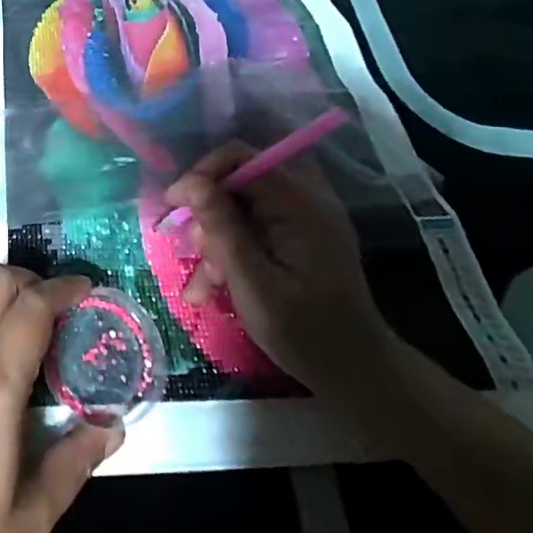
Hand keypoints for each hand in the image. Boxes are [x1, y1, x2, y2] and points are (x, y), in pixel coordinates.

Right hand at [164, 143, 397, 402]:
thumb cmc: (305, 332)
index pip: (239, 158)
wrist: (358, 374)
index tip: (175, 207)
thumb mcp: (252, 282)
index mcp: (298, 204)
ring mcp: (302, 220)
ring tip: (203, 286)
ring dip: (214, 242)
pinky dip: (230, 253)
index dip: (201, 175)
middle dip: (207, 218)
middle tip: (195, 254)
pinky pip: (252, 229)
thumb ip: (222, 228)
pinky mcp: (297, 238)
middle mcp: (304, 201)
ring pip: (238, 210)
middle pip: (236, 184)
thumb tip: (190, 182)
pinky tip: (212, 288)